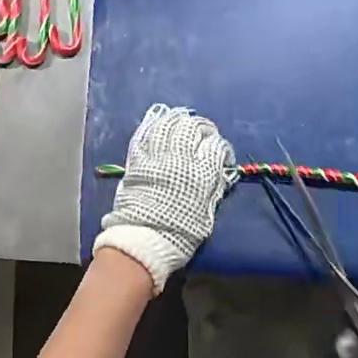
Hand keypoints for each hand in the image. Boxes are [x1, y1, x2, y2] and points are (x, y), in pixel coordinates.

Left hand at [92, 104, 234, 293]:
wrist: (144, 238)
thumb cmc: (179, 232)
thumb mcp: (206, 214)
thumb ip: (213, 189)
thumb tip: (220, 173)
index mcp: (201, 174)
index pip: (216, 147)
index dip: (220, 147)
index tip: (221, 152)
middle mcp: (179, 160)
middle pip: (192, 129)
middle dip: (201, 127)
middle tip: (203, 131)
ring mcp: (156, 157)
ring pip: (167, 126)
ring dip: (176, 119)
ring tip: (182, 119)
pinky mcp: (136, 161)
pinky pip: (144, 135)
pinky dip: (152, 125)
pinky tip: (157, 120)